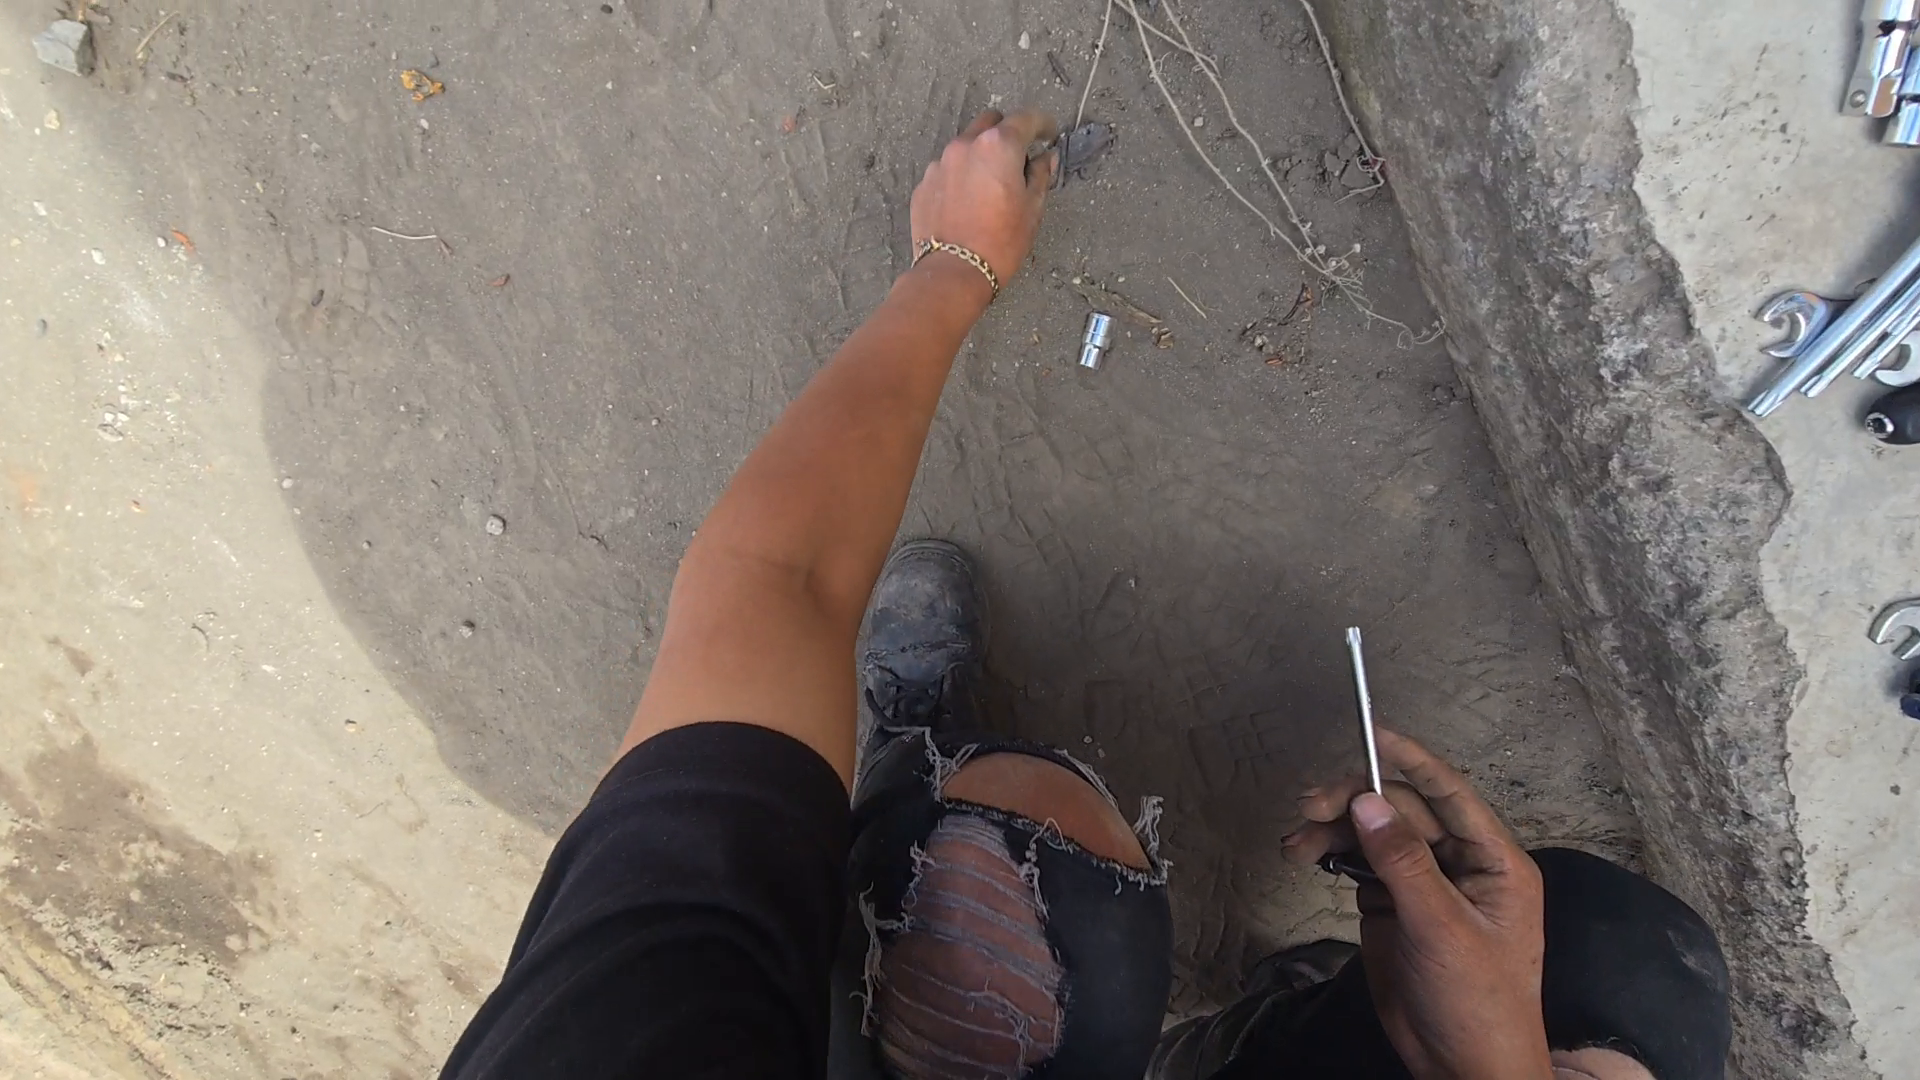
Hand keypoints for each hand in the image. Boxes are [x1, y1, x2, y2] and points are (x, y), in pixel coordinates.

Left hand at [909, 109, 1057, 285]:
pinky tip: (966, 205)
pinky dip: (959, 179)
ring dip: (979, 158)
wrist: (953, 274)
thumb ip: (1040, 176)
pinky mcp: (924, 186)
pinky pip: (946, 172)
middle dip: (1006, 135)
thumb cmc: (999, 244)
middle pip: (990, 124)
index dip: (1042, 124)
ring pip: (965, 147)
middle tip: (1016, 161)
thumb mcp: (1032, 211)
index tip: (1049, 134)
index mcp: (998, 146)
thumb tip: (1045, 159)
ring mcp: (940, 164)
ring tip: (987, 189)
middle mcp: (965, 145)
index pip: (1026, 119)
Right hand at [1283, 730, 1552, 1079]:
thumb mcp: (1442, 929)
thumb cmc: (1475, 1001)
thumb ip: (1403, 862)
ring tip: (1295, 844)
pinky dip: (1328, 851)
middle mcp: (1456, 860)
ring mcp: (1421, 878)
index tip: (1370, 733)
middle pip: (1398, 807)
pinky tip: (1304, 856)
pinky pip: (1355, 855)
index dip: (1410, 758)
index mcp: (1492, 861)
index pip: (1448, 792)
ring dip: (1330, 829)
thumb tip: (1365, 801)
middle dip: (1351, 803)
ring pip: (1370, 829)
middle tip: (1308, 808)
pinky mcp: (1390, 897)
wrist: (1460, 1068)